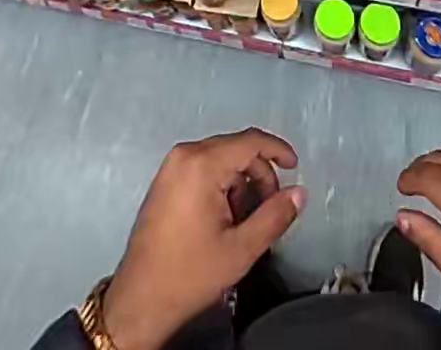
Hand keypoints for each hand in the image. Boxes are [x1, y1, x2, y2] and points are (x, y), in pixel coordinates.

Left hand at [102, 128, 305, 349]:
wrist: (140, 299)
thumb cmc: (190, 273)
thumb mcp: (241, 249)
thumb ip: (275, 216)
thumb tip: (299, 192)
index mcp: (202, 164)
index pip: (250, 141)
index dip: (277, 149)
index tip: (295, 166)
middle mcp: (185, 154)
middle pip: (236, 148)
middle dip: (259, 172)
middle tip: (271, 206)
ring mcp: (172, 164)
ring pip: (221, 157)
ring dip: (241, 180)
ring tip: (244, 219)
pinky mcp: (166, 178)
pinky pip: (203, 166)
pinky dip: (222, 182)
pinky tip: (225, 215)